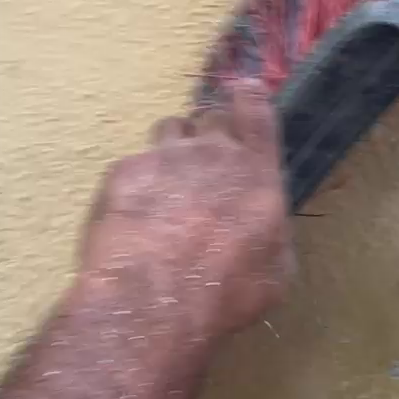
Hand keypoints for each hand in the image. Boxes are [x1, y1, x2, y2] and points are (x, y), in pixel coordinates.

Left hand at [75, 81, 290, 338]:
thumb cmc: (229, 293)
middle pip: (210, 117)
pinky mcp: (122, 173)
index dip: (249, 98)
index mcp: (257, 173)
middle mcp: (211, 153)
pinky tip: (135, 221)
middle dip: (211, 136)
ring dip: (174, 154)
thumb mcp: (276, 270)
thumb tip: (263, 224)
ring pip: (169, 132)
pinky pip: (133, 167)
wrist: (156, 303)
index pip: (255, 110)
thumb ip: (271, 230)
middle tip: (206, 171)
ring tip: (169, 194)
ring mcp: (163, 158)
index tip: (243, 95)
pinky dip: (137, 187)